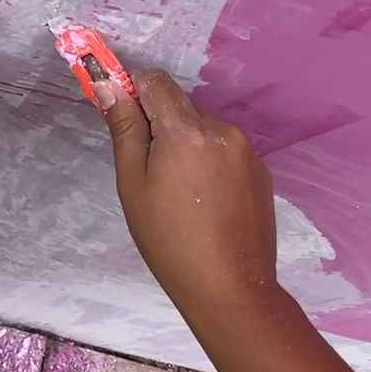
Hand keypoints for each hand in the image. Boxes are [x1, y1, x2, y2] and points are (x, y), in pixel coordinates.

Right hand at [95, 68, 278, 310]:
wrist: (231, 291)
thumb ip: (124, 128)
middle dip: (158, 122)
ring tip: (178, 189)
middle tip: (147, 166)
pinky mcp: (261, 171)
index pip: (155, 80)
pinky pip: (223, 148)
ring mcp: (246, 150)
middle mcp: (221, 129)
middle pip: (178, 104)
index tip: (122, 115)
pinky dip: (207, 159)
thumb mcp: (133, 183)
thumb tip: (109, 86)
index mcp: (185, 130)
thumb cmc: (168, 239)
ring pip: (201, 126)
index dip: (133, 89)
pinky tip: (204, 198)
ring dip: (184, 140)